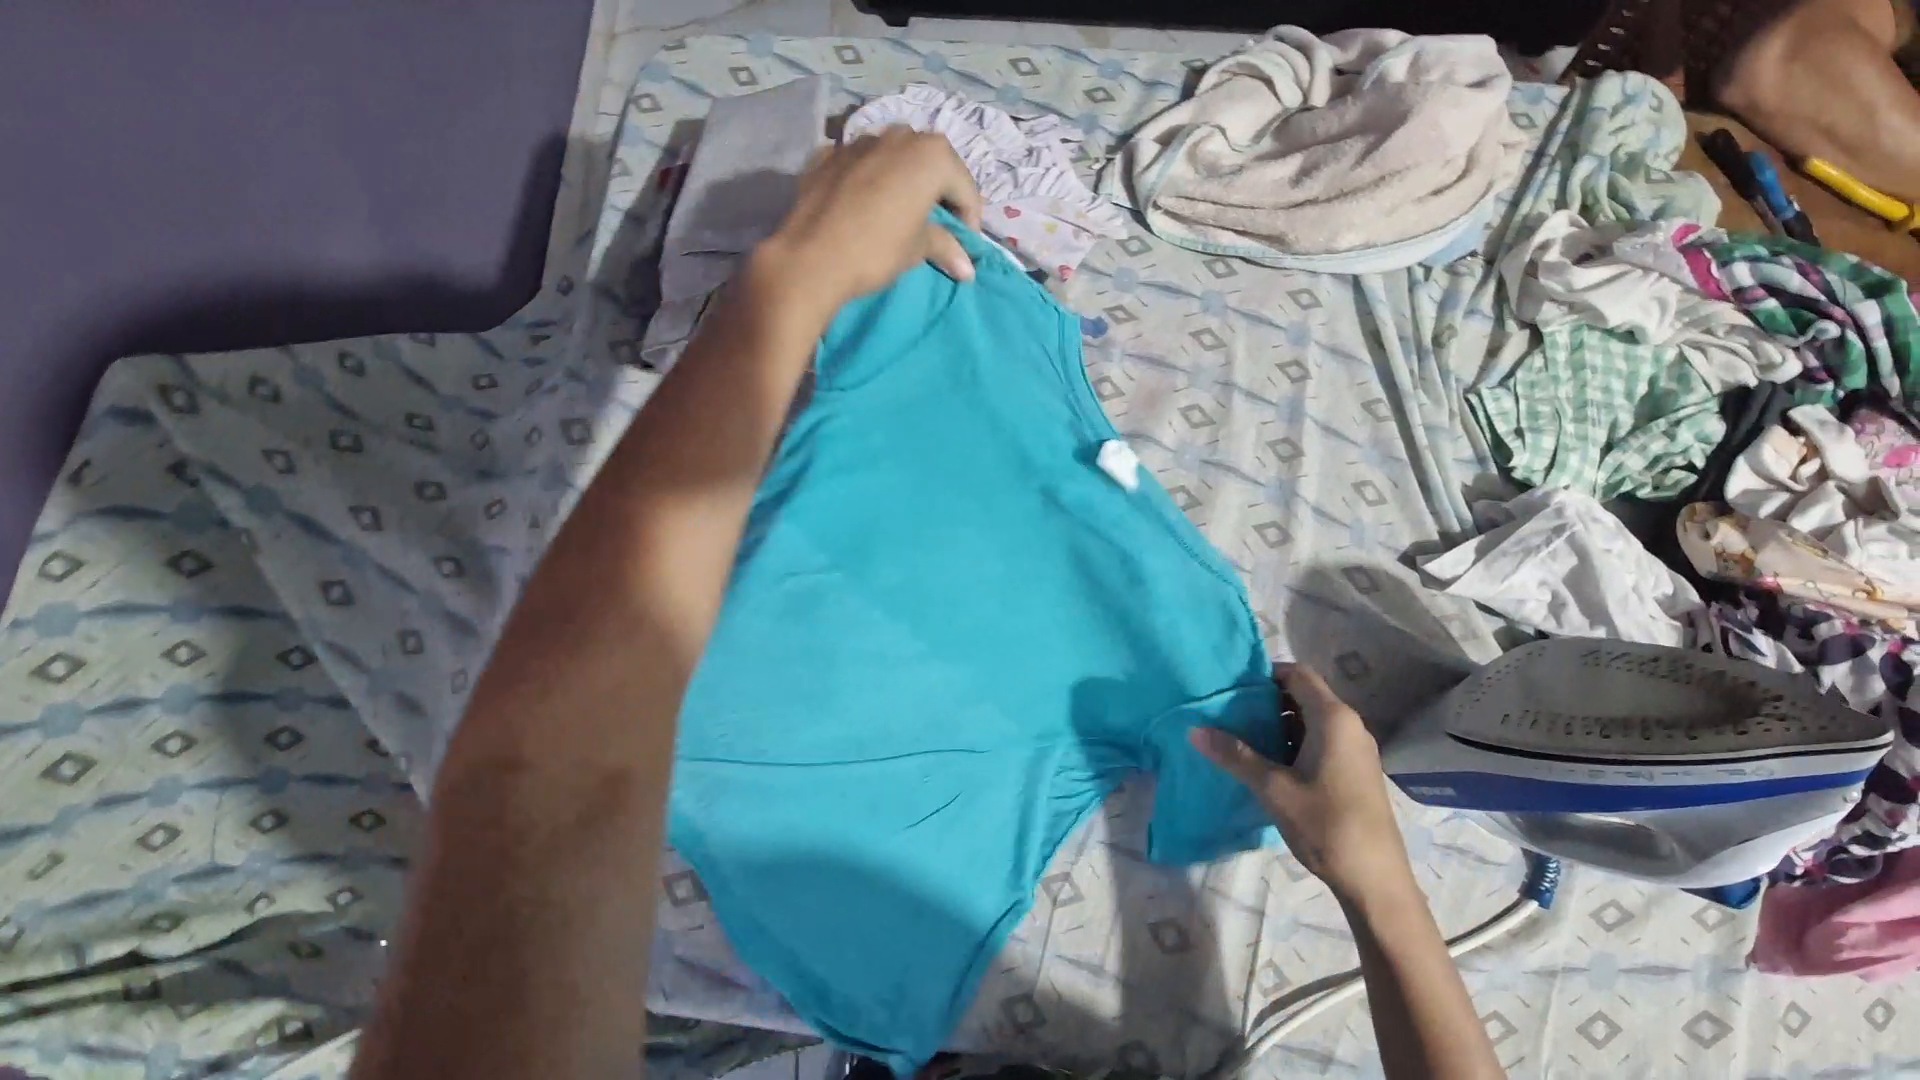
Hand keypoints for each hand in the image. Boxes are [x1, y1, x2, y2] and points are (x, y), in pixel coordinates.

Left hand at [753, 127, 984, 317]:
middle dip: (938, 193)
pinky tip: (864, 204)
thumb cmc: (877, 250)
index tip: (963, 245)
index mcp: (932, 153)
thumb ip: (945, 247)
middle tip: (935, 226)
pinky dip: (870, 179)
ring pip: (895, 158)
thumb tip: (968, 269)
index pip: (965, 187)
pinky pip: (861, 163)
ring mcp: (861, 140)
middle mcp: (900, 135)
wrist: (811, 257)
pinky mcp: (830, 154)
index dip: (968, 219)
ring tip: (899, 213)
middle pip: (932, 164)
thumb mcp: (918, 249)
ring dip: (904, 180)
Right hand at [1190, 666, 1416, 901]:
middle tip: (1227, 713)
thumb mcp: (1273, 788)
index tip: (1231, 686)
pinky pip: (1319, 742)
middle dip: (1264, 702)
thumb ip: (1235, 755)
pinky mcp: (1354, 771)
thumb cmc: (1325, 824)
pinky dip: (1292, 744)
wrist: (1375, 879)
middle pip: (1303, 696)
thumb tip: (1195, 730)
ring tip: (1239, 739)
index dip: (1264, 674)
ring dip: (1276, 726)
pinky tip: (1266, 765)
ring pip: (1309, 721)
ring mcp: (1354, 750)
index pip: (1297, 674)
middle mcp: (1349, 726)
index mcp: (1333, 719)